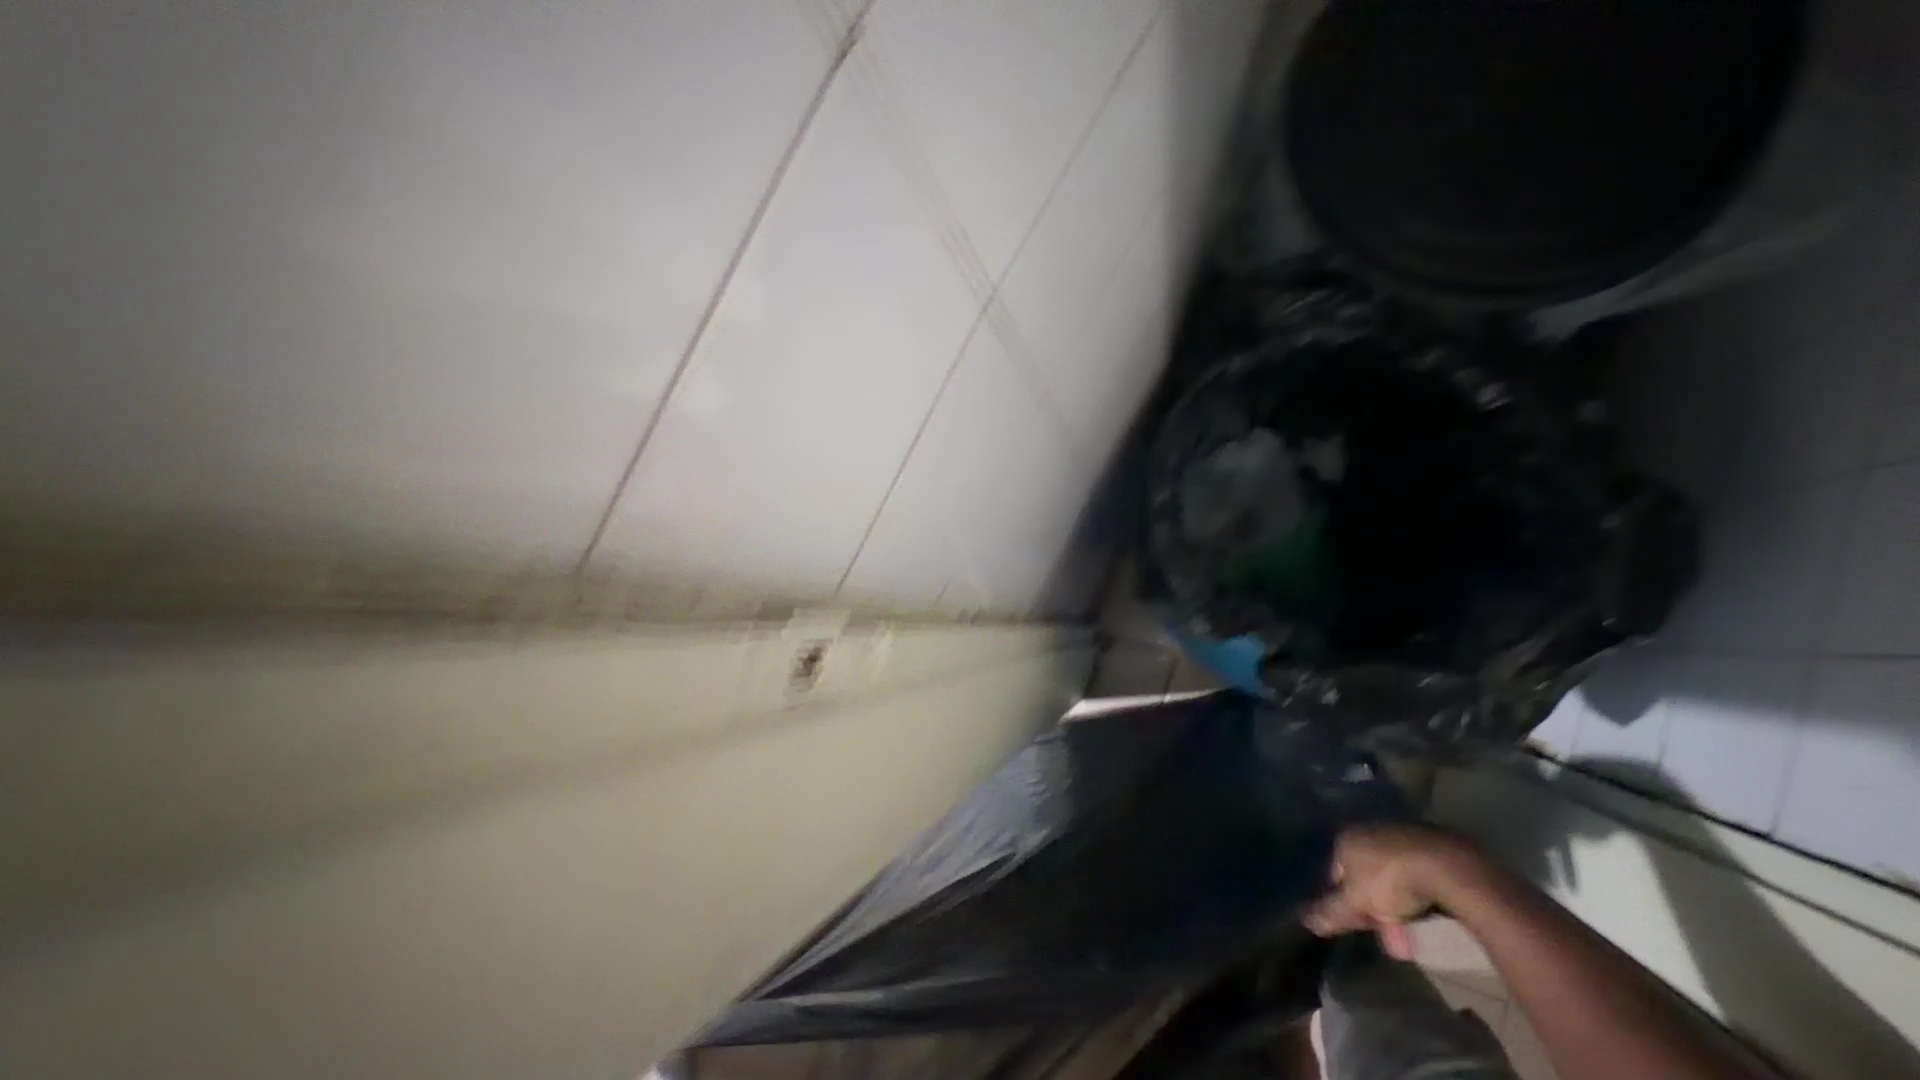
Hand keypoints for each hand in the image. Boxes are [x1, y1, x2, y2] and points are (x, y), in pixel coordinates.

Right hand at [1301, 823, 1485, 959]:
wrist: (1450, 868)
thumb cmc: (1390, 881)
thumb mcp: (1354, 903)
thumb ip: (1330, 912)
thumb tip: (1306, 921)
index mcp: (1347, 837)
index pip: (1334, 872)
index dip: (1341, 902)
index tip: (1354, 925)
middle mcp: (1372, 830)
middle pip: (1366, 877)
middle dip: (1375, 911)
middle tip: (1389, 940)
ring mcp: (1405, 835)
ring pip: (1394, 879)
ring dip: (1399, 911)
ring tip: (1410, 941)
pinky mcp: (1435, 845)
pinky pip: (1418, 876)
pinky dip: (1418, 897)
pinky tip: (1427, 917)